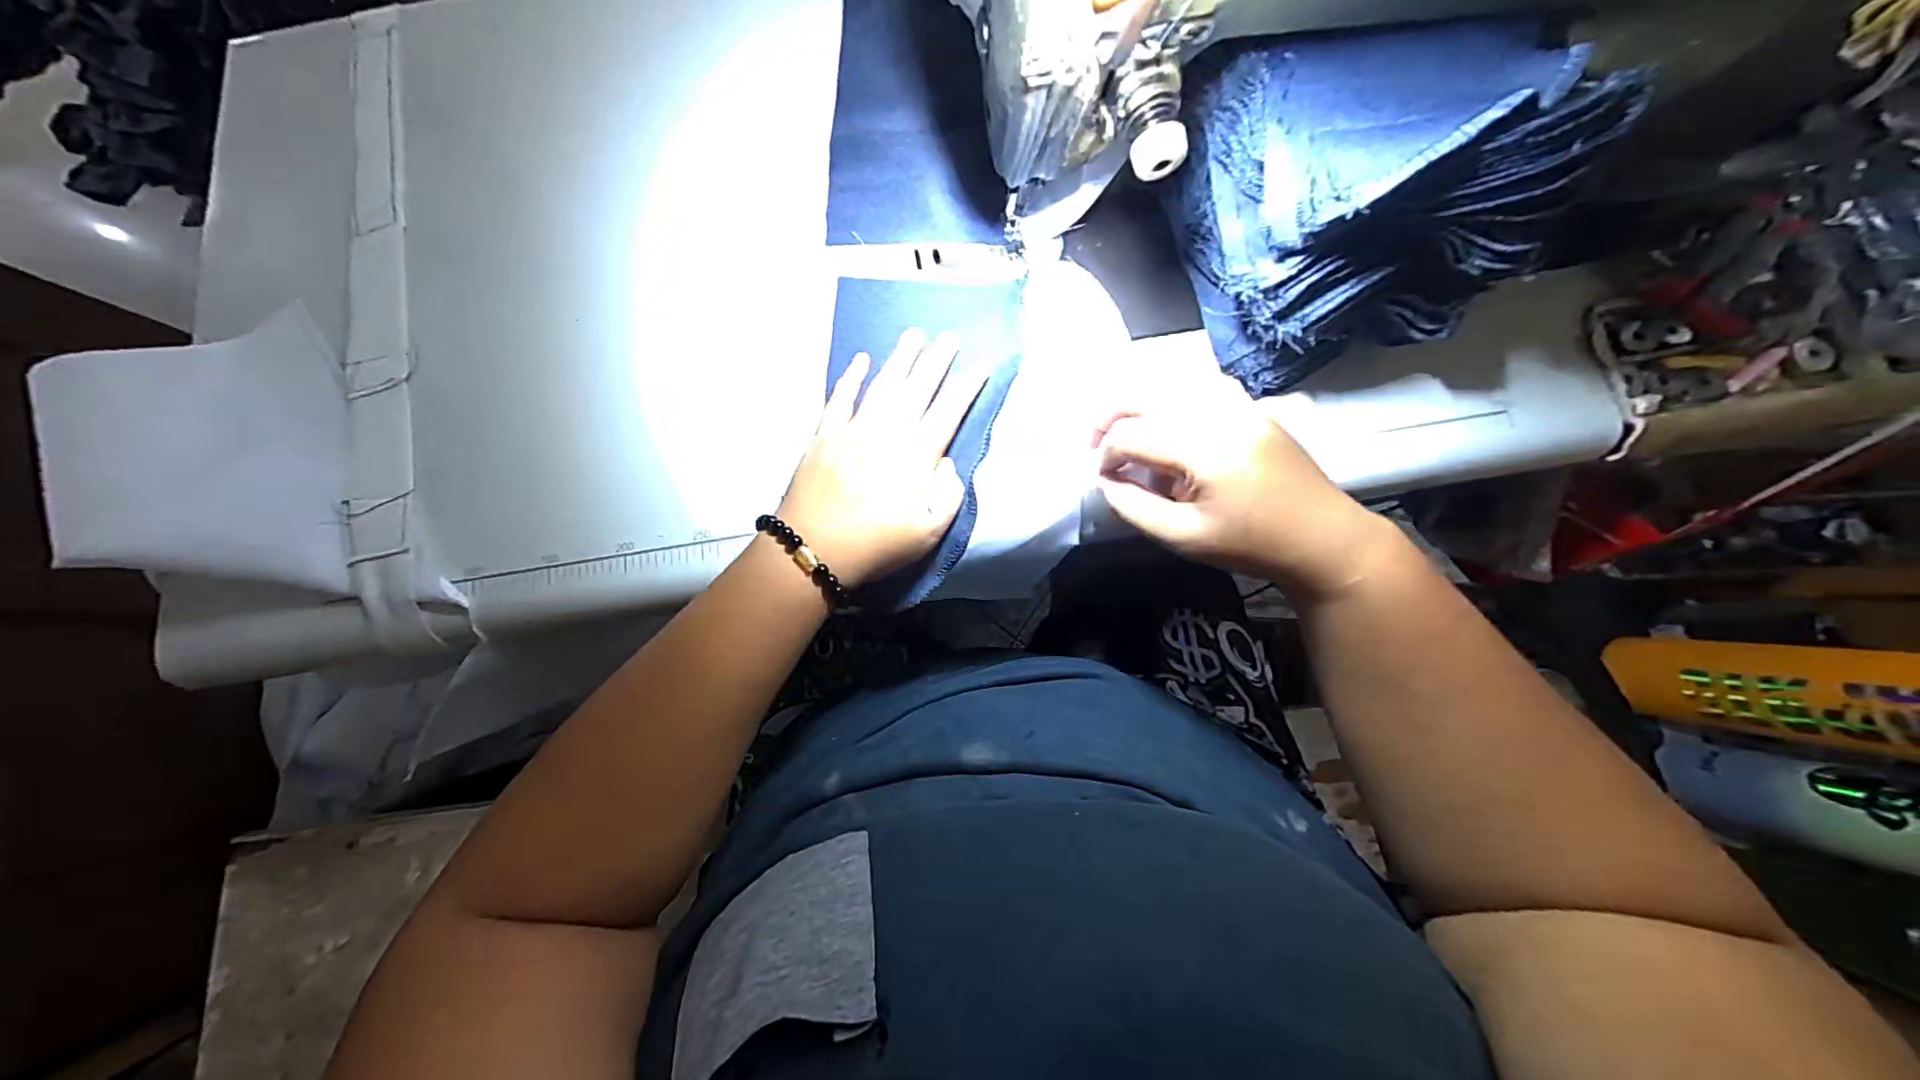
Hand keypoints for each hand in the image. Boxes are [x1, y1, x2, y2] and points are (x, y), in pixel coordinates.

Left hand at [776, 329, 988, 588]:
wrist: (814, 548)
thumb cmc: (877, 545)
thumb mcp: (928, 533)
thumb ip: (948, 496)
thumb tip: (947, 464)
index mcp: (916, 456)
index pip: (949, 412)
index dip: (967, 387)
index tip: (981, 364)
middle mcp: (887, 433)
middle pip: (918, 388)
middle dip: (937, 360)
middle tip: (951, 336)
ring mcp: (853, 430)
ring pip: (881, 385)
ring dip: (900, 358)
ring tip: (915, 335)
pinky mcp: (824, 435)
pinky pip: (839, 397)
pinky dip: (851, 377)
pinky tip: (861, 360)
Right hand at [1094, 370, 1395, 600]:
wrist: (1323, 538)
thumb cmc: (1251, 545)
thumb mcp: (1183, 538)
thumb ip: (1135, 507)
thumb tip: (1106, 481)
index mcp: (1204, 449)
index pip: (1132, 435)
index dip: (1105, 456)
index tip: (1101, 479)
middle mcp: (1220, 414)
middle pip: (1147, 397)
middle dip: (1112, 419)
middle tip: (1097, 445)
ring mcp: (1241, 406)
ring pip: (1173, 386)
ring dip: (1141, 406)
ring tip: (1126, 432)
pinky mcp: (1254, 409)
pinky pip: (1203, 388)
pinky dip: (1174, 399)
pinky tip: (1168, 422)